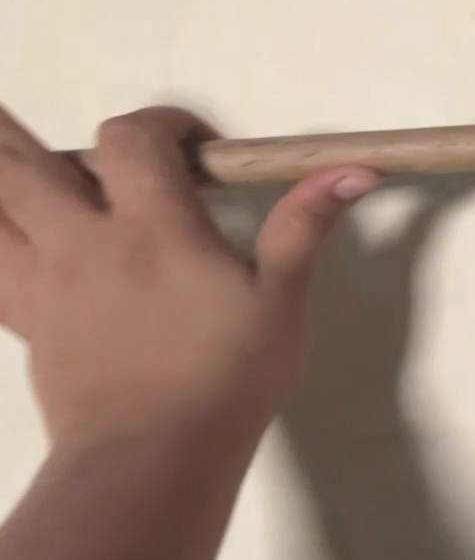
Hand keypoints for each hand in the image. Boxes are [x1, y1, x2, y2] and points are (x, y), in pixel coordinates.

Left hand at [0, 106, 378, 454]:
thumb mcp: (284, 294)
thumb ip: (306, 223)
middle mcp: (80, 241)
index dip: (165, 124)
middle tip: (14, 112)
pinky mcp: (19, 313)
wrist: (156, 447)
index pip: (133, 141)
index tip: (201, 147)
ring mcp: (37, 279)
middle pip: (14, 162)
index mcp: (153, 230)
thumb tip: (354, 170)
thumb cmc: (233, 367)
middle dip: (9, 128)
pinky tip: (1, 230)